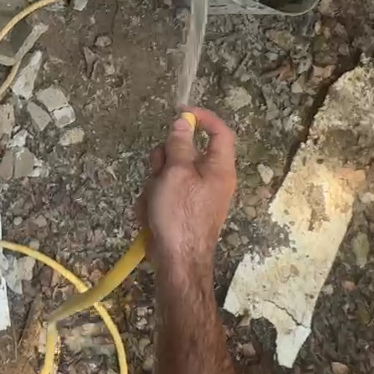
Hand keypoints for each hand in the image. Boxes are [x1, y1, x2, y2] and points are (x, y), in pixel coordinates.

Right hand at [140, 107, 236, 283]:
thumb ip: (178, 145)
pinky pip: (165, 190)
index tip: (180, 112)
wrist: (177, 260)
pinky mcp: (183, 207)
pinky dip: (155, 196)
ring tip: (154, 199)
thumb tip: (182, 122)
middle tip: (158, 172)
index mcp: (219, 168)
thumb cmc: (180, 214)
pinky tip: (152, 211)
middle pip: (186, 151)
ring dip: (156, 180)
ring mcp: (197, 194)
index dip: (203, 118)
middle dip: (165, 158)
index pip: (220, 133)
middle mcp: (212, 178)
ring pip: (170, 170)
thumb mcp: (175, 173)